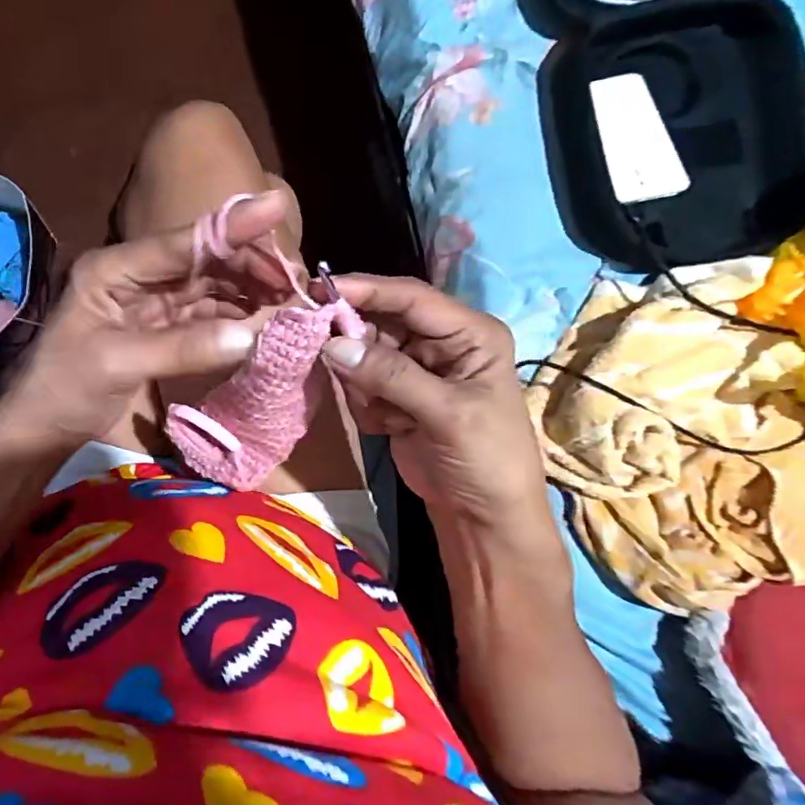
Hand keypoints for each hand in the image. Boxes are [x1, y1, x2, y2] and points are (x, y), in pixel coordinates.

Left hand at [0, 190, 298, 451]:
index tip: (278, 206)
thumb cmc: (63, 388)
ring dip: (249, 291)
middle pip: (202, 260)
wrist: (39, 429)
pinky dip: (235, 318)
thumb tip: (253, 336)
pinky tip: (264, 322)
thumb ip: (182, 347)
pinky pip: (205, 315)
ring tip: (292, 300)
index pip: (179, 242)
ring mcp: (148, 303)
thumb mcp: (117, 364)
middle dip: (250, 265)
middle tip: (297, 279)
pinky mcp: (159, 329)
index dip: (230, 226)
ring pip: (209, 286)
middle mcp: (134, 277)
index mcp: (113, 269)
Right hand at [319, 275, 557, 564]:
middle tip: (324, 354)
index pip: (411, 298)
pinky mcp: (393, 392)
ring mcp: (414, 367)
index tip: (319, 289)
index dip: (366, 289)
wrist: (481, 515)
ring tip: (382, 413)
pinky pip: (358, 380)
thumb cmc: (485, 459)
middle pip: (379, 320)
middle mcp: (439, 342)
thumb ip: (391, 375)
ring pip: (362, 351)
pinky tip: (387, 426)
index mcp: (469, 333)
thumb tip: (332, 344)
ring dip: (360, 381)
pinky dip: (362, 401)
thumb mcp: (446, 414)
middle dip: (353, 339)